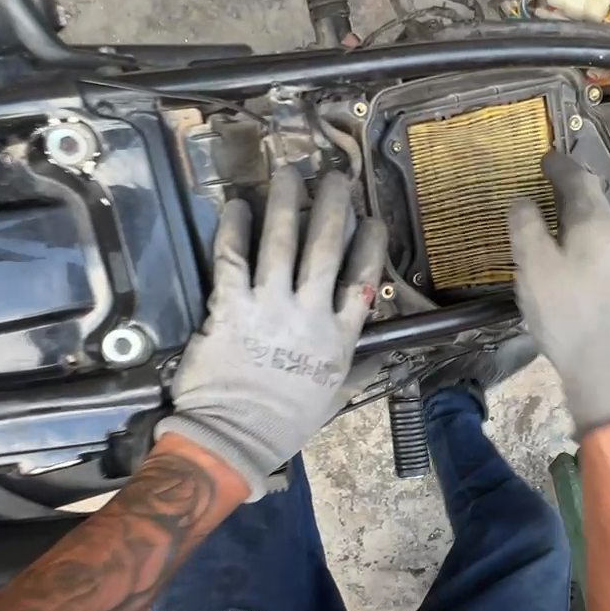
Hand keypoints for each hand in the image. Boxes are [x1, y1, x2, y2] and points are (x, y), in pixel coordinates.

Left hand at [159, 168, 384, 496]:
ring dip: (285, 203)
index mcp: (338, 339)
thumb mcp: (333, 397)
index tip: (372, 221)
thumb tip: (380, 354)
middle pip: (325, 250)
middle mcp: (308, 315)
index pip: (362, 282)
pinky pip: (233, 258)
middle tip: (335, 177)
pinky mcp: (230, 307)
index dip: (369, 247)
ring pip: (281, 243)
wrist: (234, 438)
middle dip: (332, 207)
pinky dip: (234, 229)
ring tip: (288, 172)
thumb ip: (355, 368)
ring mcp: (269, 307)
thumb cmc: (285, 424)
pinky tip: (236, 205)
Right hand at [508, 151, 609, 434]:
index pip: (580, 181)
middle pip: (594, 204)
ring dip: (576, 222)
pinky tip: (570, 261)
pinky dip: (583, 244)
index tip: (544, 159)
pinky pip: (602, 252)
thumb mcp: (534, 266)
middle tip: (546, 189)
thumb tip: (522, 201)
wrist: (604, 366)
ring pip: (600, 230)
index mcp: (598, 224)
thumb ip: (526, 228)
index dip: (559, 167)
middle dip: (569, 194)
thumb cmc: (567, 312)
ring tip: (554, 224)